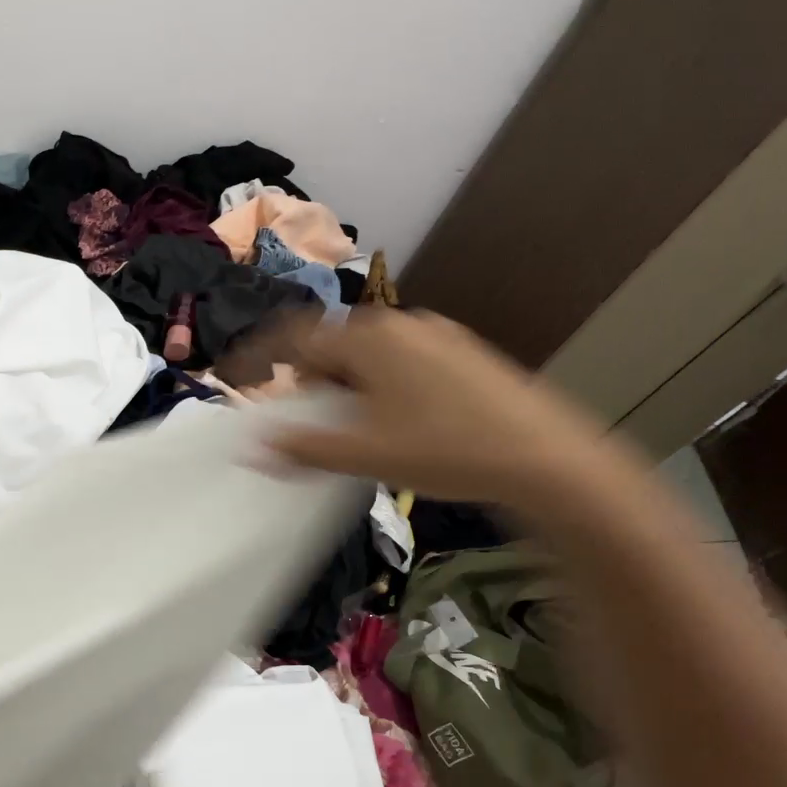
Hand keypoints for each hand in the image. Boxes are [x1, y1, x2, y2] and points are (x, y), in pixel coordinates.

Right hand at [265, 309, 609, 503]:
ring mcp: (437, 339)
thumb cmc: (445, 449)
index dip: (260, 357)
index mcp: (369, 338)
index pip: (295, 337)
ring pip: (366, 358)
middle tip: (297, 419)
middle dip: (305, 380)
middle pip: (331, 346)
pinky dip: (376, 389)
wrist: (548, 461)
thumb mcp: (362, 454)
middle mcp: (401, 325)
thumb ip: (300, 448)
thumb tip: (251, 447)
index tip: (238, 379)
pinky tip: (390, 426)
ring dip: (341, 388)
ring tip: (342, 429)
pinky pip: (398, 365)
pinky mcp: (463, 359)